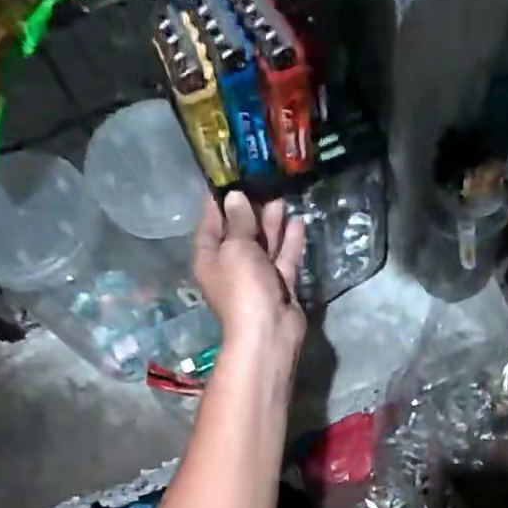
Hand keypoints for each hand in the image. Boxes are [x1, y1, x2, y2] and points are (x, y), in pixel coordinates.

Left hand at [192, 192, 305, 354]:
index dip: (219, 201)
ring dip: (271, 223)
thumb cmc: (243, 287)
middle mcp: (230, 267)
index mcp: (210, 259)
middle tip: (263, 180)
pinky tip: (297, 221)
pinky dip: (289, 242)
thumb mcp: (236, 248)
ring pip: (263, 245)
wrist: (268, 332)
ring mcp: (256, 278)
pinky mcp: (279, 287)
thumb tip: (234, 197)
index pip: (210, 224)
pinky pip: (283, 259)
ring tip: (281, 196)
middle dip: (250, 209)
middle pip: (239, 233)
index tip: (230, 175)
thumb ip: (238, 221)